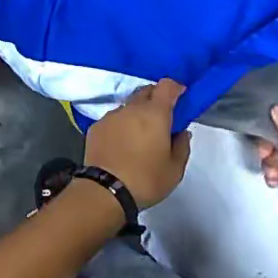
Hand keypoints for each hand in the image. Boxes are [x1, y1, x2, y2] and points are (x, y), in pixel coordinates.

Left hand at [83, 79, 191, 209]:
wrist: (105, 190)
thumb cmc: (146, 179)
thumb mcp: (175, 169)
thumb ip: (182, 146)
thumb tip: (182, 132)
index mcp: (154, 114)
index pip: (166, 86)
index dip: (175, 87)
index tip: (180, 96)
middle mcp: (131, 108)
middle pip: (146, 91)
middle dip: (156, 99)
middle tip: (162, 117)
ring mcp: (110, 116)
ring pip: (128, 106)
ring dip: (137, 113)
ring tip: (140, 134)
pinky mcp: (96, 127)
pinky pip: (113, 119)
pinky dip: (121, 124)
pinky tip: (121, 143)